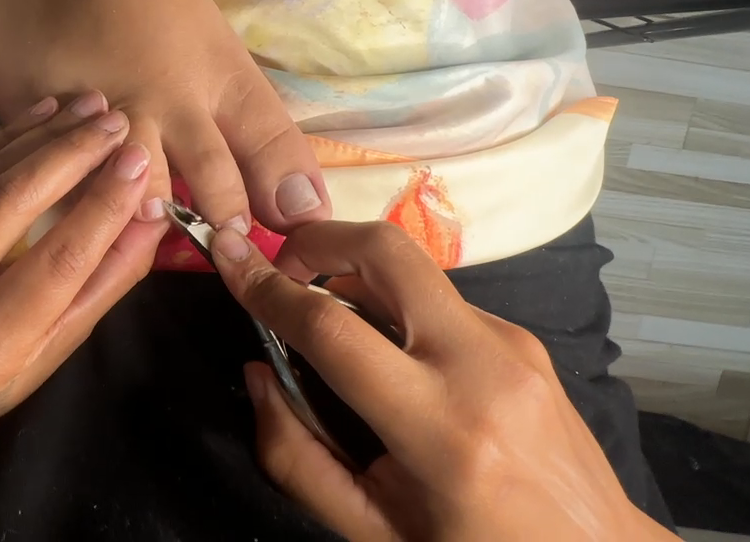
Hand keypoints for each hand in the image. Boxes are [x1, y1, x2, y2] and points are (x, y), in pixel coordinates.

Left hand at [0, 91, 170, 442]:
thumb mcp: (58, 347)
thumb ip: (106, 278)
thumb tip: (151, 211)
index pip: (57, 262)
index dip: (102, 205)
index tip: (139, 159)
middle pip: (10, 203)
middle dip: (71, 154)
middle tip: (117, 121)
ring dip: (43, 134)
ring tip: (91, 107)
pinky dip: (7, 136)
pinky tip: (46, 112)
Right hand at [209, 220, 676, 541]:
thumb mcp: (373, 531)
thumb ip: (295, 454)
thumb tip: (257, 370)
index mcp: (443, 431)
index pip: (332, 329)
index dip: (267, 287)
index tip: (227, 258)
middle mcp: (484, 368)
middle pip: (385, 251)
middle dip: (317, 237)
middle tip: (282, 269)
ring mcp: (511, 344)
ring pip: (407, 266)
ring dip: (349, 270)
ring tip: (328, 317)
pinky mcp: (521, 337)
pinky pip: (432, 296)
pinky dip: (387, 302)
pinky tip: (385, 349)